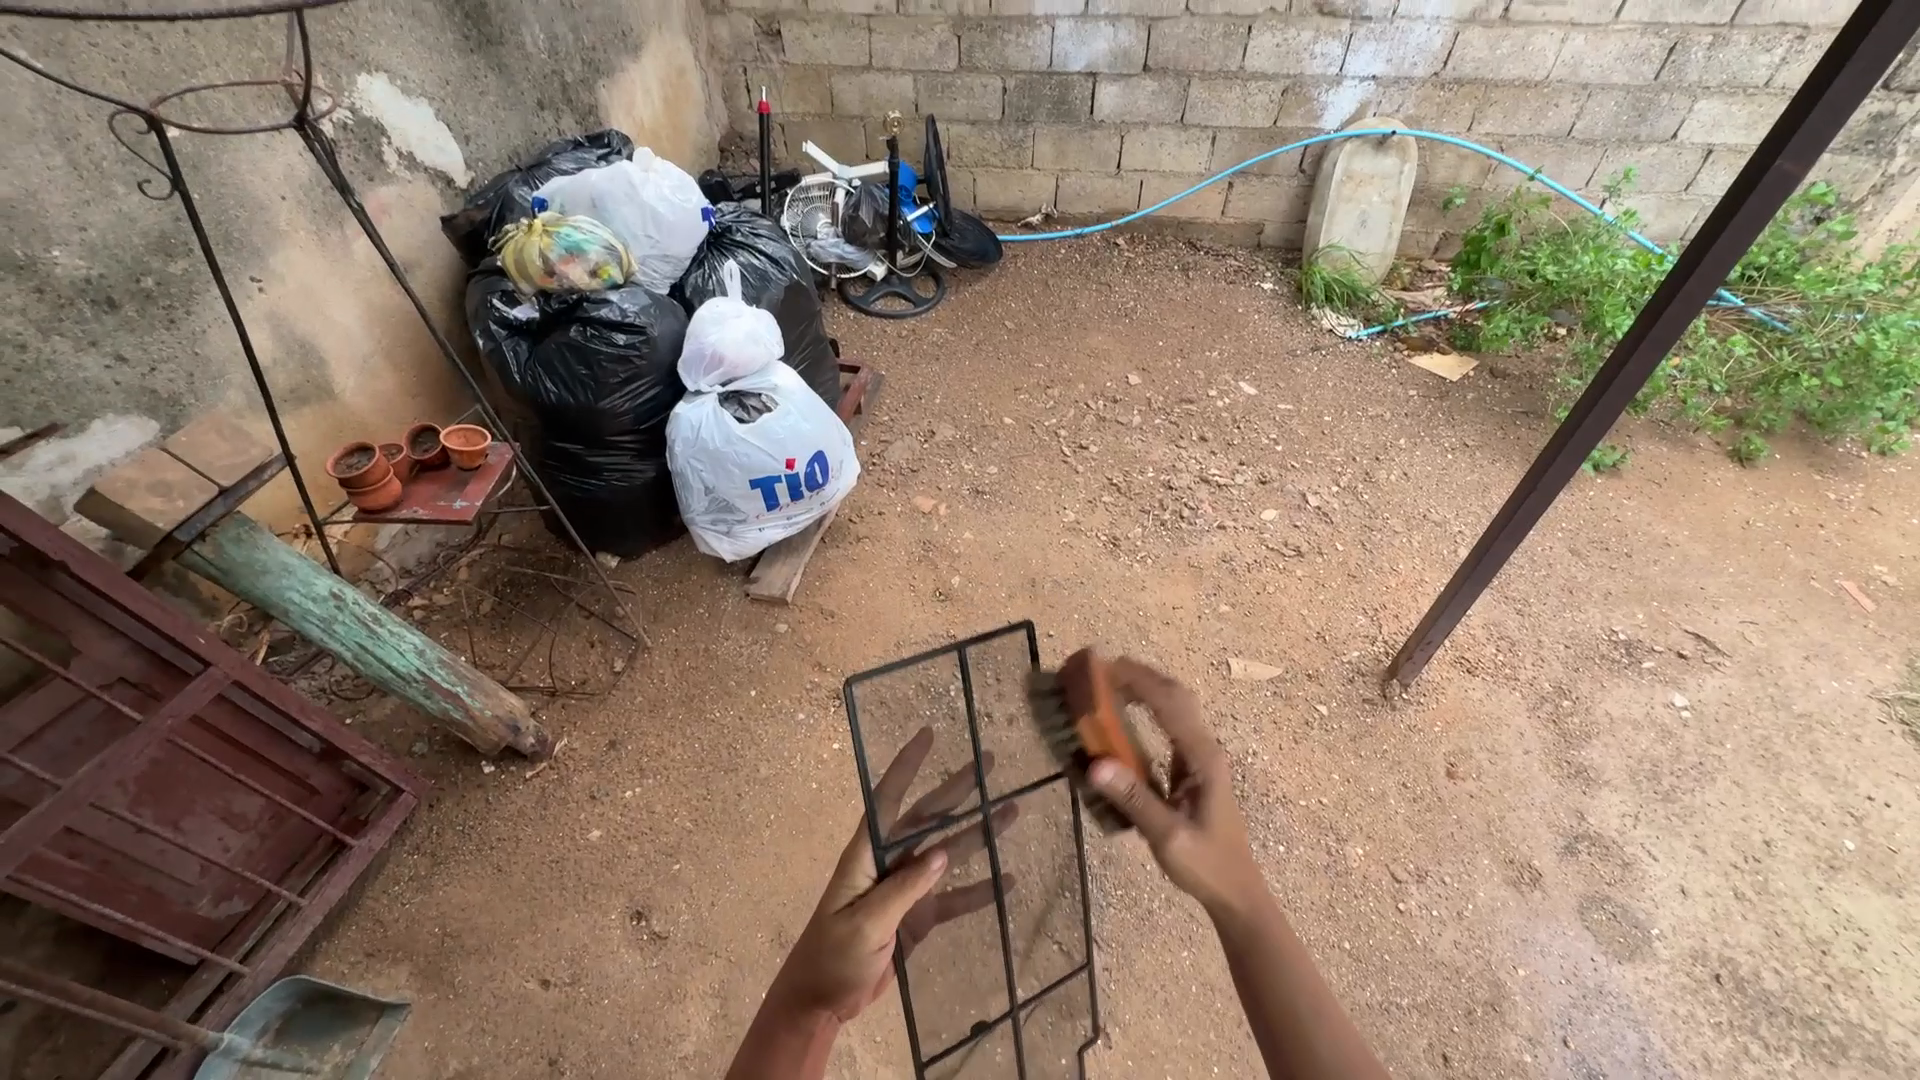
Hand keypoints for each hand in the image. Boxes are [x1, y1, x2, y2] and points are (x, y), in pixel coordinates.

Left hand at [770, 727, 1018, 1023]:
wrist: (822, 1002)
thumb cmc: (832, 957)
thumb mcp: (864, 923)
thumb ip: (904, 890)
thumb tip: (943, 854)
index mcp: (867, 853)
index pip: (888, 798)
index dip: (906, 765)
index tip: (928, 734)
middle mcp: (890, 861)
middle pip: (929, 817)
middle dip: (957, 789)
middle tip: (989, 762)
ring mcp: (908, 888)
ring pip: (949, 852)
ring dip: (979, 833)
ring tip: (1012, 812)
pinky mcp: (920, 916)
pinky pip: (954, 897)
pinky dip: (980, 889)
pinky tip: (1008, 878)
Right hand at [1085, 658, 1265, 917]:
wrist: (1237, 893)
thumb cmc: (1207, 866)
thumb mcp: (1168, 837)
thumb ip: (1134, 800)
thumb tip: (1095, 764)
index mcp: (1203, 759)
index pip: (1170, 705)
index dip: (1138, 680)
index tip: (1105, 666)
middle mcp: (1205, 749)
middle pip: (1176, 696)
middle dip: (1141, 675)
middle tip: (1102, 667)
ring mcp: (1201, 757)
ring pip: (1176, 707)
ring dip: (1146, 687)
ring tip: (1109, 681)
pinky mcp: (1193, 768)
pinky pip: (1171, 725)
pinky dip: (1149, 707)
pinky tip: (1127, 712)